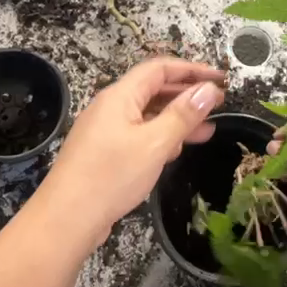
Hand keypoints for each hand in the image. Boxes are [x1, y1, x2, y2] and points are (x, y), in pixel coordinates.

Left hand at [31, 58, 224, 249]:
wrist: (67, 218)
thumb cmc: (110, 176)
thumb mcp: (155, 143)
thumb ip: (183, 115)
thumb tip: (208, 91)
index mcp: (120, 96)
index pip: (160, 68)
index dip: (192, 70)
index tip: (219, 78)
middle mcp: (111, 107)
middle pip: (153, 89)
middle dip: (187, 94)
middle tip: (218, 102)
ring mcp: (105, 130)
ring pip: (147, 115)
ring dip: (177, 118)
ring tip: (207, 128)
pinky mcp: (104, 152)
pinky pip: (138, 134)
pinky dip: (161, 136)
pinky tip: (176, 150)